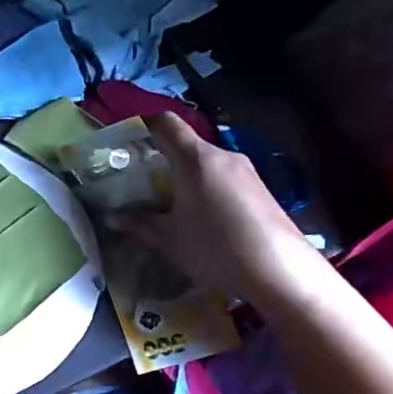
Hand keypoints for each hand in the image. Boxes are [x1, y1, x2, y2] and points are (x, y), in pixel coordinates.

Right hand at [114, 112, 323, 304]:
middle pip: (188, 145)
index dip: (144, 125)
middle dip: (164, 160)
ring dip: (188, 178)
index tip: (127, 140)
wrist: (278, 270)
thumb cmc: (214, 247)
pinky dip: (208, 191)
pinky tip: (205, 221)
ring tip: (173, 207)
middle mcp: (223, 155)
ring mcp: (246, 172)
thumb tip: (114, 217)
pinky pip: (225, 180)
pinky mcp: (261, 190)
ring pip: (208, 165)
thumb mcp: (170, 240)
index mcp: (195, 158)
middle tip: (144, 185)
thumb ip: (140, 224)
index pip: (165, 124)